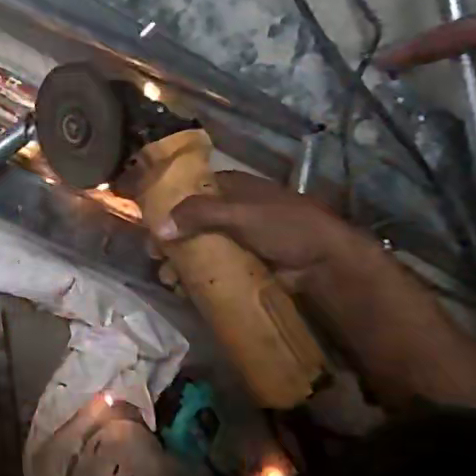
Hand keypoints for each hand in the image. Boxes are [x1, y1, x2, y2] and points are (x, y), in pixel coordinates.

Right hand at [156, 170, 372, 273]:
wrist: (326, 262)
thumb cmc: (286, 227)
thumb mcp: (240, 214)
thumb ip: (199, 215)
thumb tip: (158, 228)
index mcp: (233, 187)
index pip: (191, 189)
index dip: (168, 202)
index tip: (148, 222)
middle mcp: (233, 209)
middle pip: (191, 220)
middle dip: (171, 238)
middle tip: (156, 256)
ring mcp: (239, 237)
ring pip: (200, 245)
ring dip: (181, 260)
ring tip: (169, 278)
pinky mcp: (244, 262)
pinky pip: (213, 266)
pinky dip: (197, 275)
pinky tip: (184, 288)